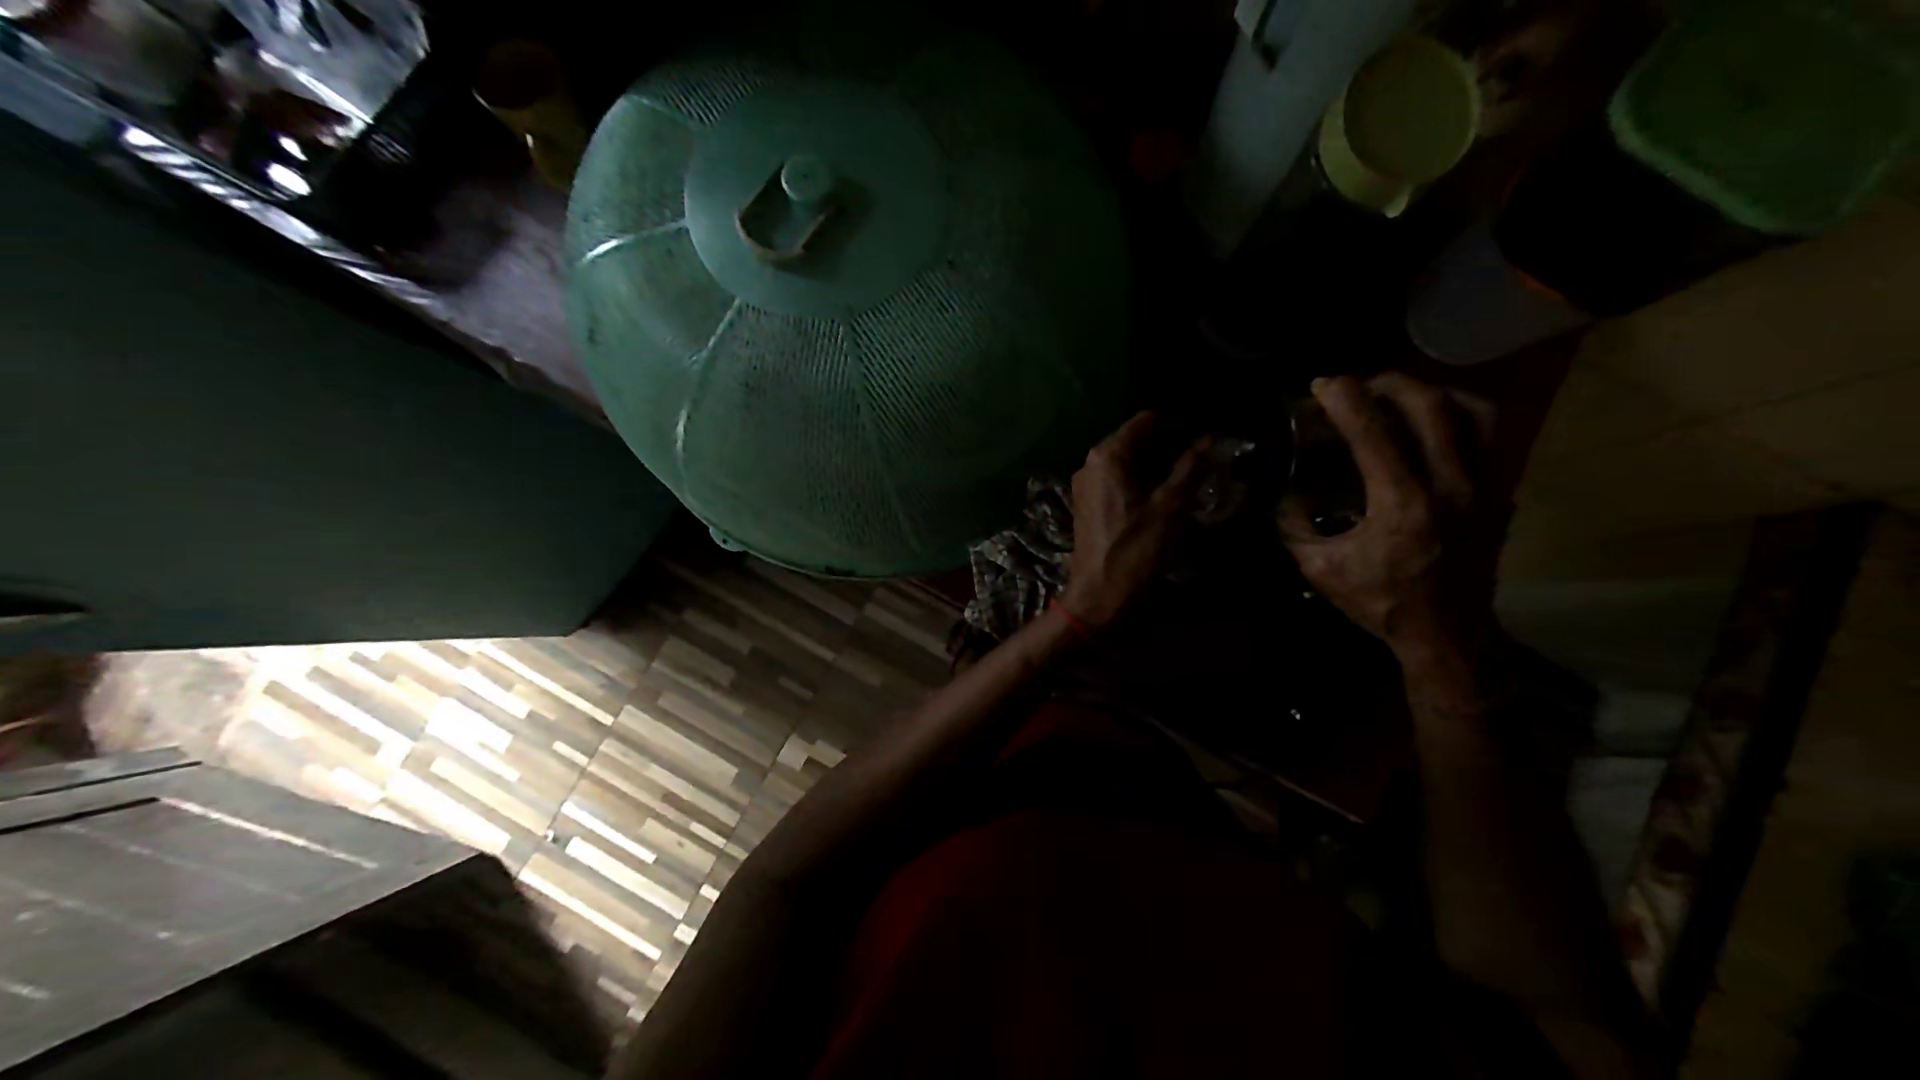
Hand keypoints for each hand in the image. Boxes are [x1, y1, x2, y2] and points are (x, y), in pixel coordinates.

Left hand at [1061, 412, 1210, 627]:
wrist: (1097, 597)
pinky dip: (1141, 482)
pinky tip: (1164, 495)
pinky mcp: (1088, 504)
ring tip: (1190, 475)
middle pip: (1134, 441)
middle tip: (1203, 458)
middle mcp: (1090, 463)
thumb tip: (1209, 439)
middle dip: (1168, 446)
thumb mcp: (1169, 509)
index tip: (1203, 436)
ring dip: (1156, 465)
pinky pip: (1118, 481)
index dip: (1175, 426)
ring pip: (1126, 462)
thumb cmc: (1134, 552)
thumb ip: (1188, 470)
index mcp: (1107, 457)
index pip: (1144, 422)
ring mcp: (1085, 484)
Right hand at [1281, 374, 1501, 661]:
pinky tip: (1434, 421)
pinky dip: (1461, 414)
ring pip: (1474, 411)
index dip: (1346, 400)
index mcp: (1403, 506)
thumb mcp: (1320, 569)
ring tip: (1402, 394)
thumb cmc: (1381, 603)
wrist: (1449, 634)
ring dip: (1433, 392)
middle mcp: (1451, 487)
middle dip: (1389, 383)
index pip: (1374, 434)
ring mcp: (1484, 487)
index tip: (1323, 385)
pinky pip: (1491, 434)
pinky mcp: (1500, 493)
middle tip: (1359, 385)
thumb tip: (1280, 494)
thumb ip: (1293, 527)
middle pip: (1431, 406)